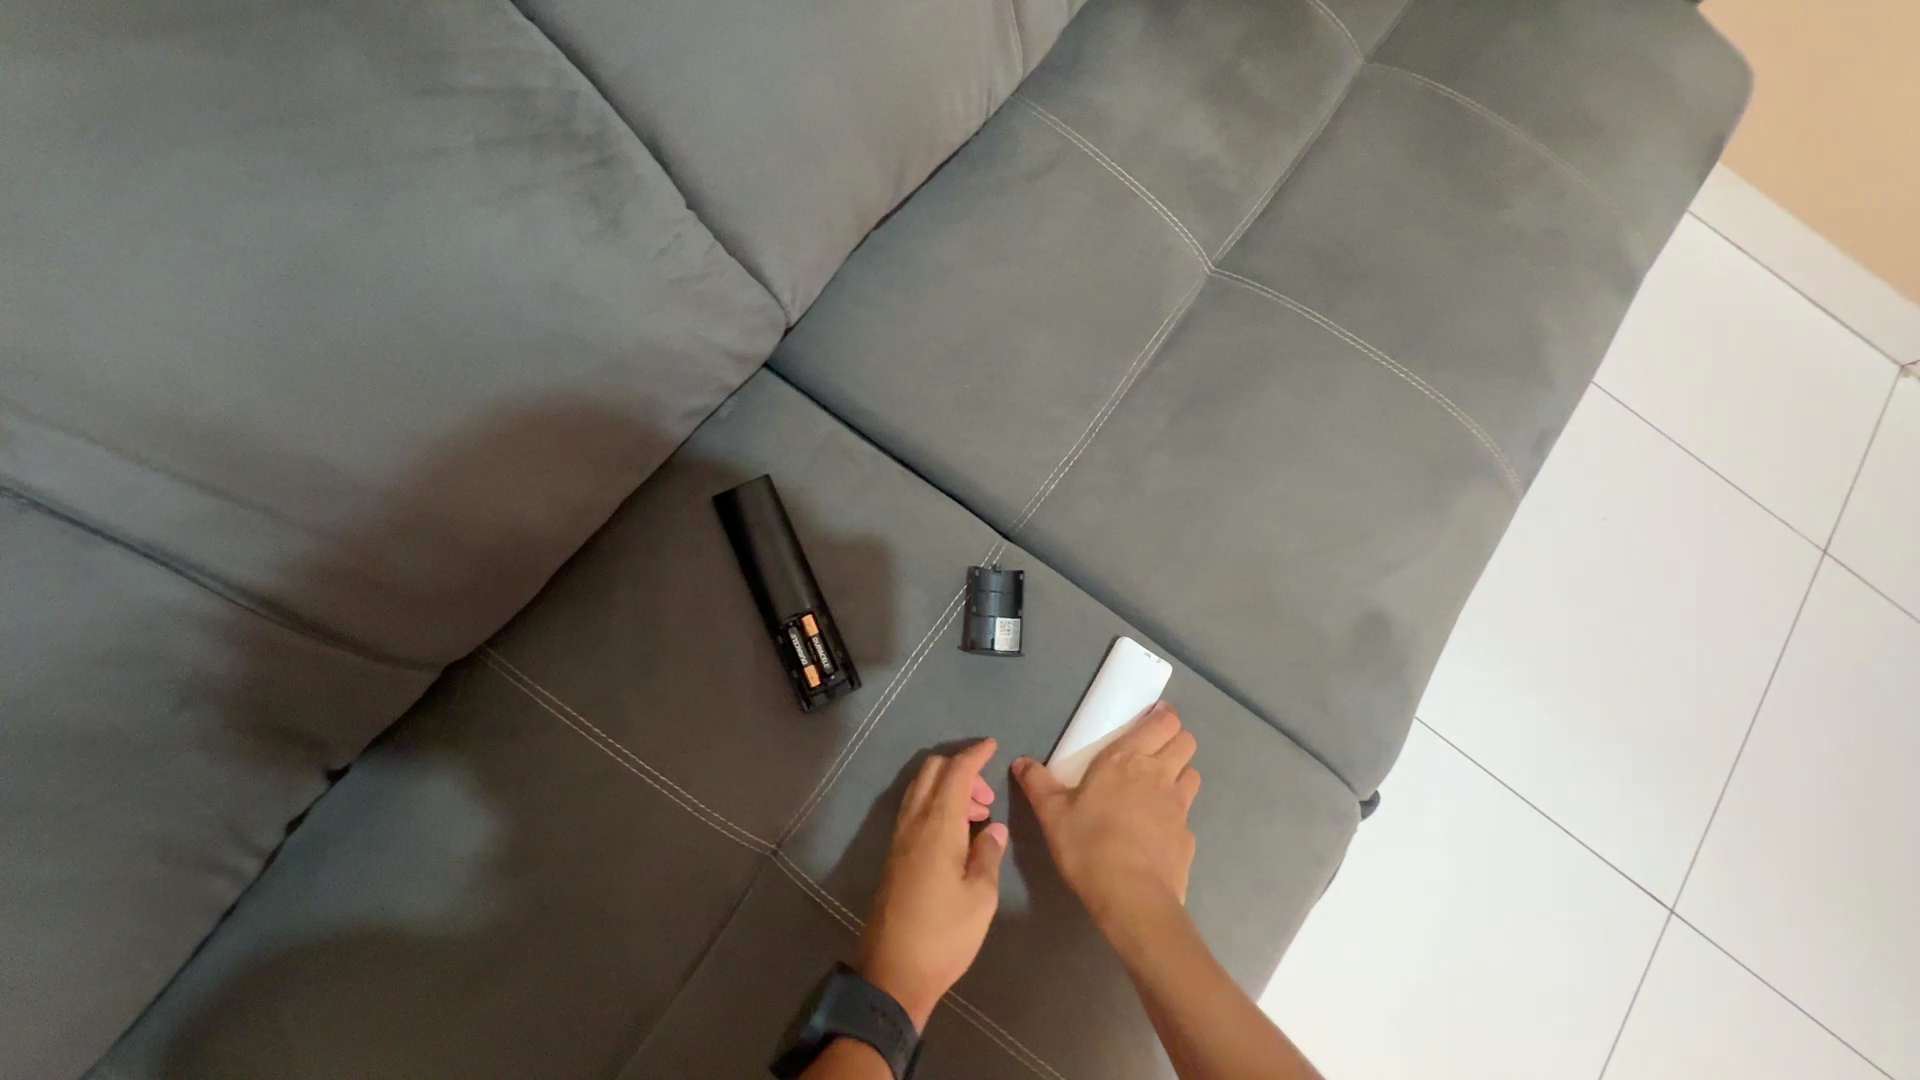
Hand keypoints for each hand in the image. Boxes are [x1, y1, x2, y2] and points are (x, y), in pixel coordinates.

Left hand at [855, 738, 1007, 1029]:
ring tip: (977, 818)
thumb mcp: (980, 898)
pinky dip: (936, 805)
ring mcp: (900, 838)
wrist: (893, 972)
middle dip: (961, 770)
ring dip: (948, 788)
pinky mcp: (895, 856)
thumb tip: (993, 828)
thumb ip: (988, 855)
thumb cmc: (943, 935)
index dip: (975, 755)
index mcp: (937, 826)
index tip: (993, 746)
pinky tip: (955, 834)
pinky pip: (915, 811)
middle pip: (933, 772)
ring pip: (921, 790)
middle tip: (986, 797)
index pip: (956, 772)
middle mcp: (914, 823)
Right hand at [1013, 702, 1200, 931]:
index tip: (1154, 717)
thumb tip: (1020, 762)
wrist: (1131, 896)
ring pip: (1192, 774)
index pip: (1163, 722)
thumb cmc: (1088, 844)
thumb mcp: (1052, 813)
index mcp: (1127, 759)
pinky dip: (1176, 815)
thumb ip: (1037, 783)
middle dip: (1175, 739)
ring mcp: (1179, 806)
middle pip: (1186, 741)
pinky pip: (1187, 815)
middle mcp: (1159, 774)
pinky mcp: (1188, 837)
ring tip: (1159, 785)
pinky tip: (1157, 830)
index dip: (1164, 716)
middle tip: (1154, 749)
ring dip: (1180, 773)